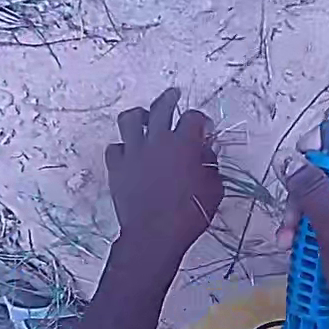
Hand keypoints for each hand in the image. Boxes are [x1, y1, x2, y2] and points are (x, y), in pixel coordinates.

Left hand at [105, 87, 222, 270]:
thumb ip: (210, 165)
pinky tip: (128, 152)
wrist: (155, 233)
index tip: (203, 128)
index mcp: (183, 143)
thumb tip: (206, 153)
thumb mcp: (213, 189)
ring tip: (143, 117)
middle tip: (173, 95)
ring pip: (129, 120)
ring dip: (138, 115)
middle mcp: (156, 141)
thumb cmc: (190, 214)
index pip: (192, 117)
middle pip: (161, 107)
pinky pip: (114, 148)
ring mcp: (133, 152)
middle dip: (169, 98)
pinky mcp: (116, 168)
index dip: (200, 120)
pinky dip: (122, 147)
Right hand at [277, 122, 328, 328]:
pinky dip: (308, 225)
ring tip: (288, 236)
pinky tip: (292, 243)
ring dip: (301, 210)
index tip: (307, 144)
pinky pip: (327, 213)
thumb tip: (293, 164)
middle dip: (307, 184)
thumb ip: (312, 191)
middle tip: (291, 206)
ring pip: (326, 191)